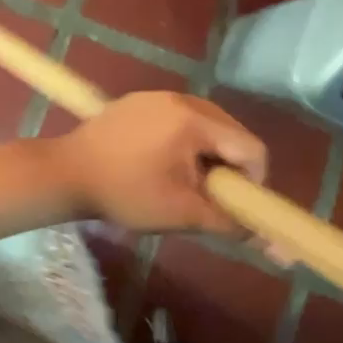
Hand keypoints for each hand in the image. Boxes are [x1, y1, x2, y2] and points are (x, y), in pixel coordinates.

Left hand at [53, 92, 268, 236]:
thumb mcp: (185, 214)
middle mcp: (177, 98)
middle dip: (231, 167)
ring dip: (208, 155)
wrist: (65, 174)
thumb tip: (277, 246)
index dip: (254, 182)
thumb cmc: (126, 193)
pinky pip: (177, 119)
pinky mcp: (134, 102)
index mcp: (193, 119)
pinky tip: (163, 166)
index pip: (251, 147)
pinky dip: (183, 142)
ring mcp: (153, 96)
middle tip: (212, 196)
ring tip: (187, 183)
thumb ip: (233, 224)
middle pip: (230, 132)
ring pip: (205, 125)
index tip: (234, 205)